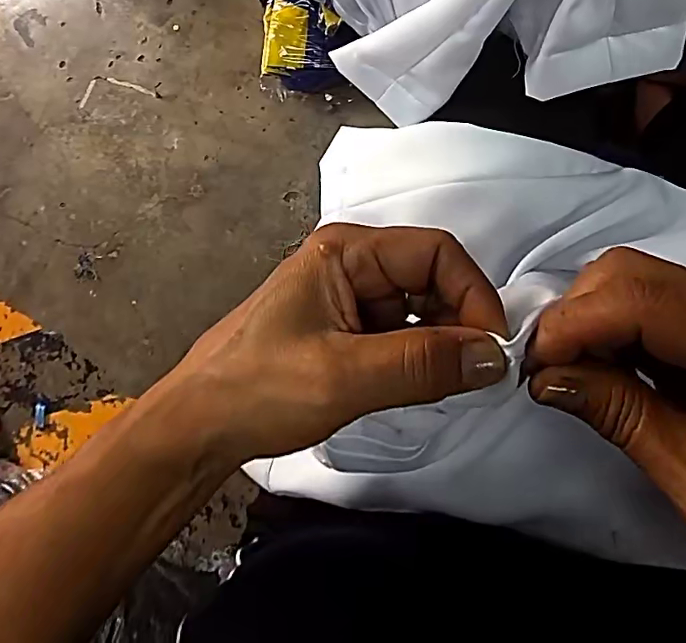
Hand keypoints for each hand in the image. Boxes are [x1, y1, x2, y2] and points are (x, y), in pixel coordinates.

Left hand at [160, 223, 510, 462]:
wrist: (193, 433)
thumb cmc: (247, 390)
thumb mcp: (342, 378)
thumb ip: (422, 364)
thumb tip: (489, 356)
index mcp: (346, 251)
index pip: (435, 252)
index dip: (472, 292)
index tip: (492, 341)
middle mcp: (354, 264)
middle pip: (434, 277)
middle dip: (460, 320)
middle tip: (478, 367)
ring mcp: (353, 296)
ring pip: (424, 307)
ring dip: (443, 342)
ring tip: (447, 380)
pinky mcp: (353, 328)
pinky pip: (407, 332)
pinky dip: (425, 356)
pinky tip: (424, 382)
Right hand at [526, 249, 685, 642]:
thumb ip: (630, 422)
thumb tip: (551, 374)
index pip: (653, 299)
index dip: (582, 319)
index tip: (534, 362)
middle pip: (644, 275)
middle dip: (581, 313)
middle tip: (547, 372)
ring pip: (645, 282)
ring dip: (594, 320)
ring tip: (568, 375)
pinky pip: (659, 308)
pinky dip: (617, 331)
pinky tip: (602, 370)